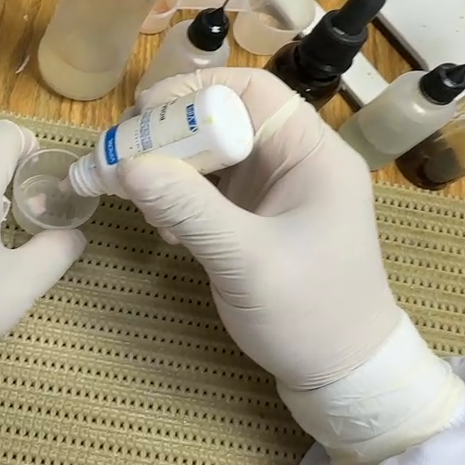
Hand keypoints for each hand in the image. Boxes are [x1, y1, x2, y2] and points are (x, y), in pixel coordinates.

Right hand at [115, 68, 464, 464]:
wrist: (341, 374)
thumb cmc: (310, 314)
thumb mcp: (247, 261)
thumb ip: (189, 209)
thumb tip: (127, 164)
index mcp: (311, 155)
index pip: (252, 92)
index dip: (194, 91)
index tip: (142, 115)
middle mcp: (292, 162)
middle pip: (222, 120)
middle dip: (170, 137)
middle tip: (124, 160)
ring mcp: (270, 191)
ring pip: (208, 156)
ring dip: (168, 172)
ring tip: (141, 202)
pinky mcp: (251, 218)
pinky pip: (205, 190)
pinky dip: (176, 200)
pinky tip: (163, 228)